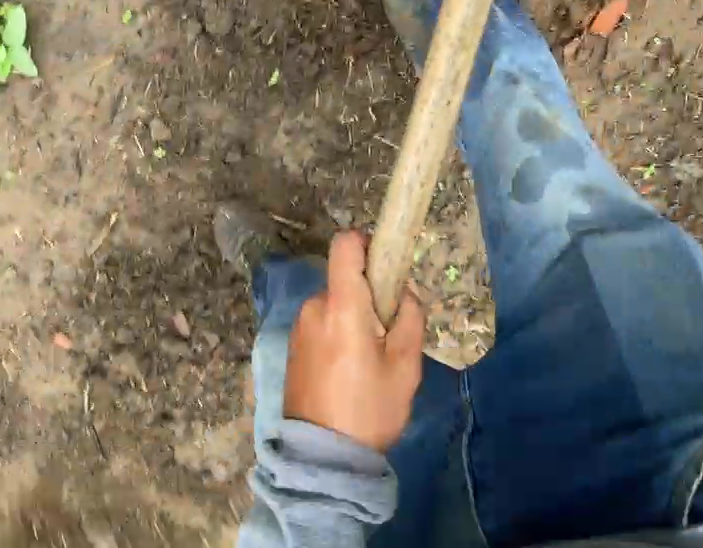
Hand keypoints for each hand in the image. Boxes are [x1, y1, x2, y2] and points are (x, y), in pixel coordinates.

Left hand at [282, 231, 425, 452]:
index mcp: (341, 305)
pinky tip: (348, 369)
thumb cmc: (368, 410)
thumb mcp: (404, 369)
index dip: (366, 243)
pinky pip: (321, 323)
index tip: (386, 264)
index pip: (344, 245)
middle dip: (368, 296)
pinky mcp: (293, 345)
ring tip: (370, 360)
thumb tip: (404, 293)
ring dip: (353, 318)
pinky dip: (337, 333)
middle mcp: (314, 307)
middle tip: (388, 334)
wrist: (321, 459)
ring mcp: (299, 326)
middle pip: (345, 281)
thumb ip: (409, 320)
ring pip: (334, 304)